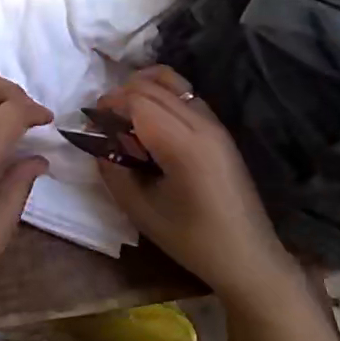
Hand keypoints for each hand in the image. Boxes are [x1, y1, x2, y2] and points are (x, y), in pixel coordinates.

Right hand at [94, 66, 302, 301]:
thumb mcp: (141, 210)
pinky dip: (162, 95)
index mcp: (182, 142)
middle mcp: (200, 122)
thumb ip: (113, 170)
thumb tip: (99, 142)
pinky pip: (185, 95)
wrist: (248, 258)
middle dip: (121, 94)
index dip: (109, 103)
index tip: (91, 121)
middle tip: (103, 119)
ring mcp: (214, 123)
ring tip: (125, 113)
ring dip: (143, 87)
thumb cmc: (192, 239)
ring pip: (172, 82)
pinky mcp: (220, 130)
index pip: (137, 100)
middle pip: (153, 85)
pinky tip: (150, 122)